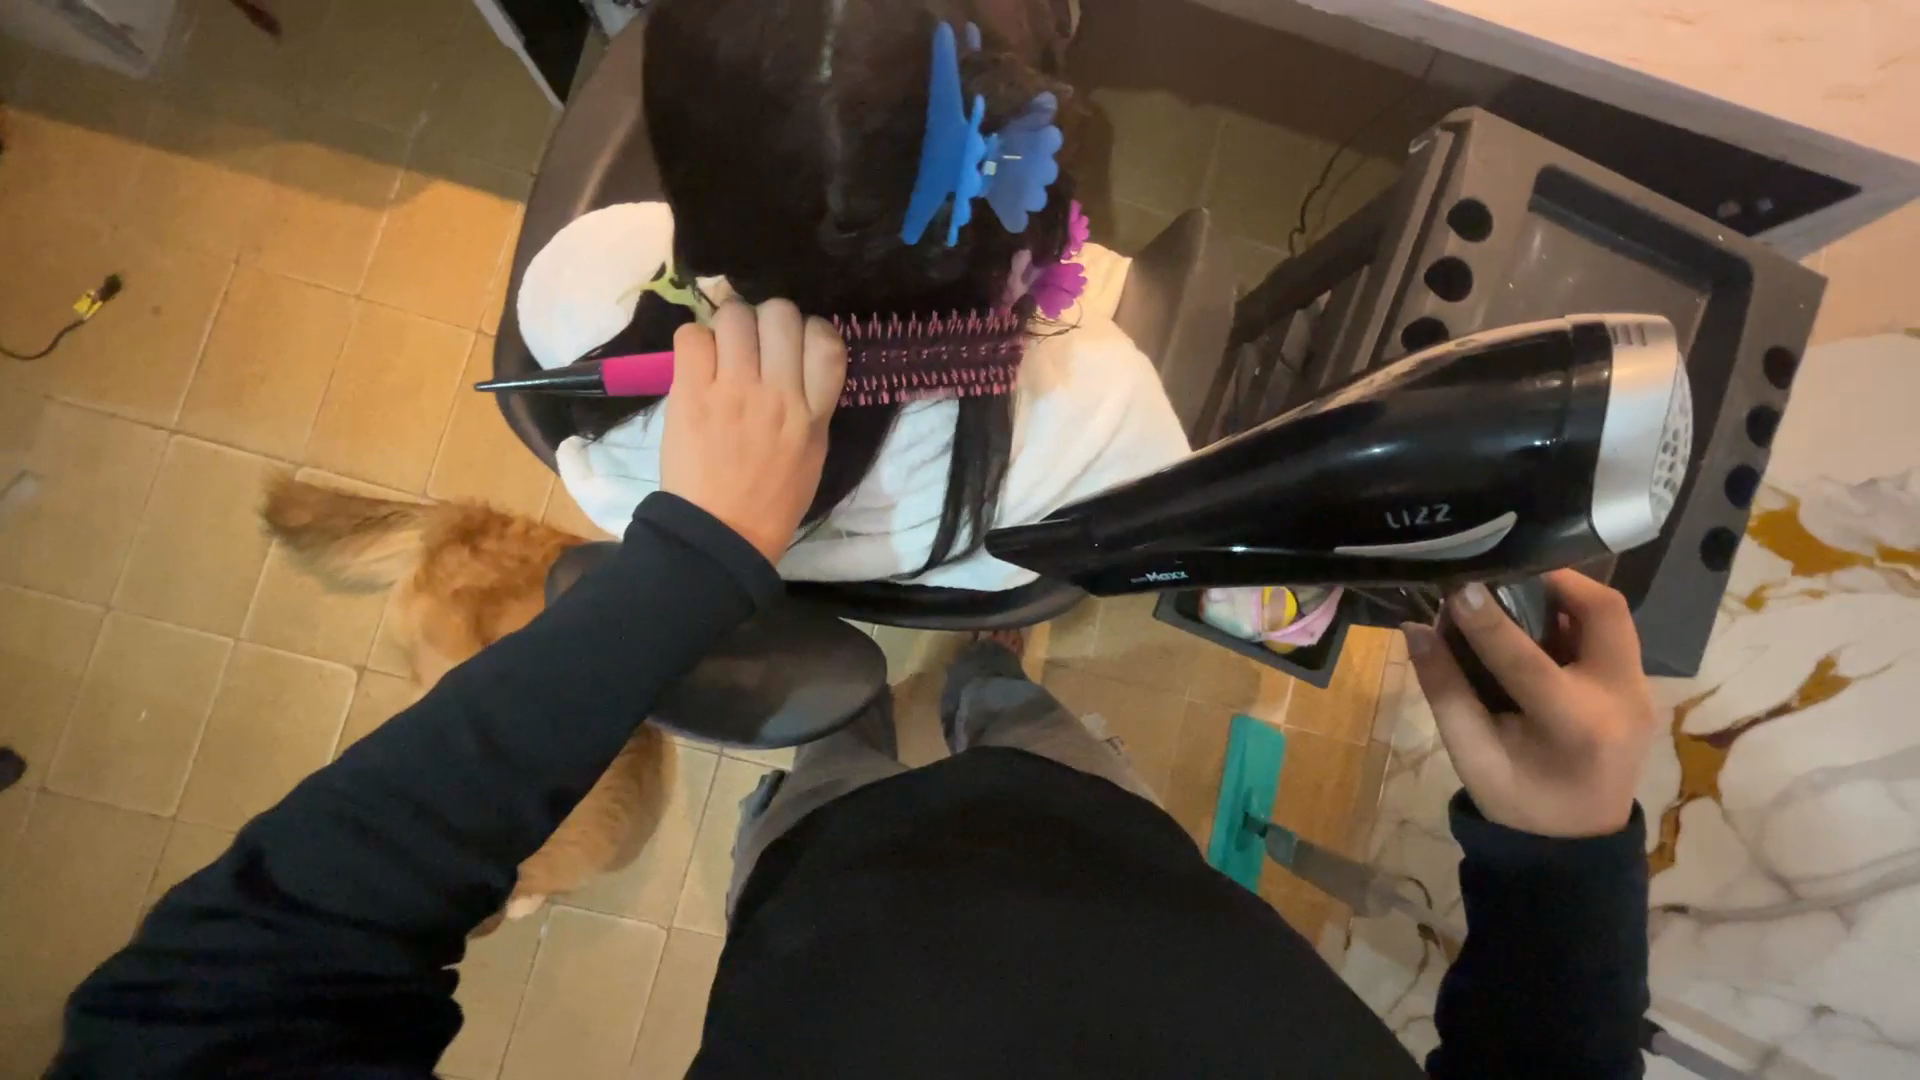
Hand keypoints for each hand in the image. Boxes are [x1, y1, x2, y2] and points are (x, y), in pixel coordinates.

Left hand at [660, 299, 846, 562]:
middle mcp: (779, 394)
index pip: (827, 341)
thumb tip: (796, 361)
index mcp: (814, 413)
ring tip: (723, 350)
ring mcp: (734, 390)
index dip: (811, 330)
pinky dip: (696, 341)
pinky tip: (698, 364)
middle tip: (755, 343)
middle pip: (780, 314)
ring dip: (729, 326)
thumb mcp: (813, 451)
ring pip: (735, 315)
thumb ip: (813, 404)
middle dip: (768, 320)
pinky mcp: (691, 393)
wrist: (722, 532)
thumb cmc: (773, 498)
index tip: (795, 345)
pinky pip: (693, 335)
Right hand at [1402, 570, 1657, 838]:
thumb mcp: (1468, 750)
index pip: (1525, 658)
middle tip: (1504, 571)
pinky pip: (1608, 637)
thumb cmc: (1515, 797)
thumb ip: (1443, 688)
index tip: (1458, 587)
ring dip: (1564, 596)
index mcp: (1574, 725)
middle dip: (1555, 581)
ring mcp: (1638, 693)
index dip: (1487, 619)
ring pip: (1611, 620)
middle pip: (1604, 614)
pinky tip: (1531, 622)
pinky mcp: (1635, 689)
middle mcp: (1620, 700)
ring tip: (1512, 590)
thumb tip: (1416, 629)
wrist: (1574, 839)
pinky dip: (1570, 618)